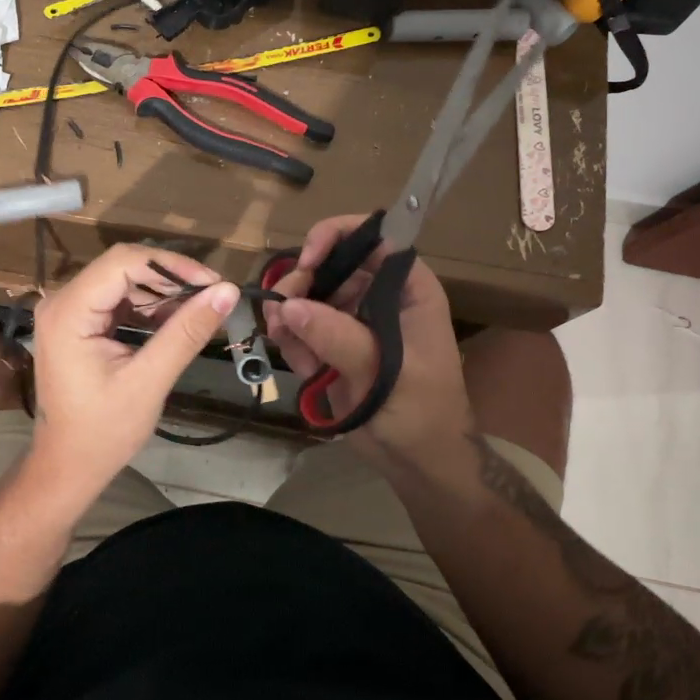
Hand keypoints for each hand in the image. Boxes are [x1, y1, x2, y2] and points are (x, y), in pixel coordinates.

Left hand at [30, 245, 238, 492]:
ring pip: (120, 282)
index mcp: (68, 312)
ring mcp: (65, 312)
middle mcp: (60, 302)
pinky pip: (114, 300)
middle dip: (169, 278)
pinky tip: (174, 322)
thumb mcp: (149, 381)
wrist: (68, 464)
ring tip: (198, 311)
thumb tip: (227, 291)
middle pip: (120, 267)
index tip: (213, 283)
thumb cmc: (103, 430)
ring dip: (160, 293)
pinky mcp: (75, 324)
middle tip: (212, 296)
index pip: (122, 262)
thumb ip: (186, 333)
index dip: (171, 265)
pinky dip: (146, 307)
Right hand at [263, 215, 473, 473]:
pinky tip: (307, 371)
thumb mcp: (386, 373)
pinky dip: (295, 345)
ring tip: (293, 352)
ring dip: (291, 320)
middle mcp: (380, 297)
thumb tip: (290, 306)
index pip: (375, 238)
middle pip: (329, 265)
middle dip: (300, 286)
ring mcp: (354, 321)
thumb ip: (339, 336)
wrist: (418, 461)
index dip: (337, 237)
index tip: (305, 261)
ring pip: (308, 297)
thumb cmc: (420, 412)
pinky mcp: (334, 346)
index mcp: (408, 290)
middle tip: (279, 315)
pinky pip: (301, 328)